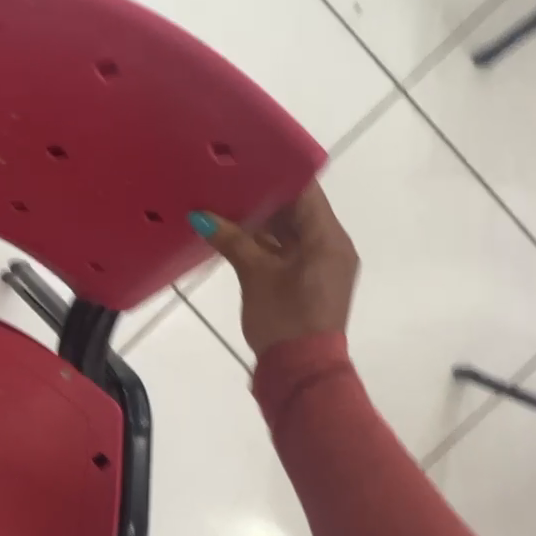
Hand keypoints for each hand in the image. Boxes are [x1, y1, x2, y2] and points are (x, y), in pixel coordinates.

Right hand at [188, 184, 357, 358]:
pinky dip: (266, 245)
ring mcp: (322, 266)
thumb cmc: (284, 318)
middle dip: (265, 201)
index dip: (279, 177)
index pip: (306, 194)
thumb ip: (234, 242)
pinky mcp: (308, 283)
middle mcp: (332, 247)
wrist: (300, 369)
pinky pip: (288, 252)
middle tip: (229, 188)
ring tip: (227, 210)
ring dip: (263, 224)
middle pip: (299, 212)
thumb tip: (203, 216)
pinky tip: (237, 240)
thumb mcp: (256, 276)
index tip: (247, 166)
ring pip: (292, 233)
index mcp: (328, 239)